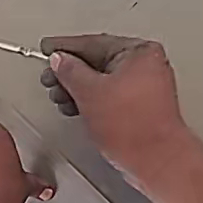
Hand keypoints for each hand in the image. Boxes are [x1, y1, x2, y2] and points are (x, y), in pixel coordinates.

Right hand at [39, 34, 198, 178]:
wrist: (154, 159)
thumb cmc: (135, 127)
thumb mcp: (89, 91)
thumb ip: (69, 71)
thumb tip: (59, 61)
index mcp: (139, 52)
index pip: (93, 42)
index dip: (65, 47)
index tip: (48, 48)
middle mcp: (146, 65)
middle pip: (97, 61)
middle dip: (69, 72)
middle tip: (50, 77)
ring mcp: (145, 86)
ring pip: (102, 80)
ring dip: (77, 88)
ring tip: (61, 96)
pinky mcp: (140, 106)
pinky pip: (109, 94)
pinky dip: (91, 99)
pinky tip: (77, 107)